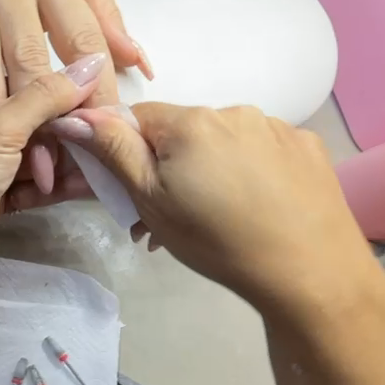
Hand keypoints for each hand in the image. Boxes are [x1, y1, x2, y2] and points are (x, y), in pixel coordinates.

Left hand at [0, 59, 102, 281]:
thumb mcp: (1, 127)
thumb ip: (46, 96)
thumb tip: (92, 63)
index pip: (15, 83)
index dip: (55, 93)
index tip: (93, 100)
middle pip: (27, 121)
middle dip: (60, 135)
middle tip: (96, 140)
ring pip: (31, 155)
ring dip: (62, 162)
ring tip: (101, 164)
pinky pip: (29, 184)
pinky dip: (54, 186)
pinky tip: (89, 186)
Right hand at [54, 103, 384, 321]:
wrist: (310, 273)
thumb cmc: (215, 239)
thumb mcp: (149, 200)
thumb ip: (112, 151)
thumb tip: (74, 115)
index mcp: (190, 122)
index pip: (134, 116)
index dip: (123, 150)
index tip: (130, 189)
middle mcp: (233, 111)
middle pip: (179, 131)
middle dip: (165, 165)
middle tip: (165, 215)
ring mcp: (276, 127)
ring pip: (219, 142)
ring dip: (204, 169)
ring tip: (211, 217)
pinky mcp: (307, 148)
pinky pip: (258, 150)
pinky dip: (244, 172)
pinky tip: (251, 207)